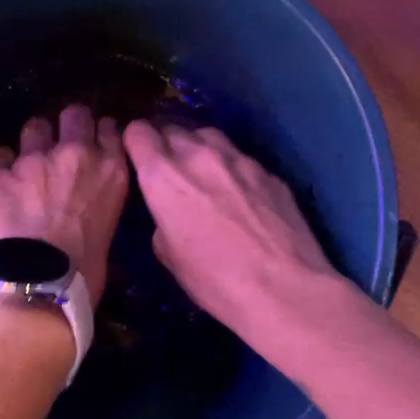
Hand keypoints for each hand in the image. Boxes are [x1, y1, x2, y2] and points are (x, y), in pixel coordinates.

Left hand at [0, 105, 129, 296]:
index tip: (94, 139)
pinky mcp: (0, 172)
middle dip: (68, 124)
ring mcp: (35, 159)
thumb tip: (87, 210)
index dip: (99, 132)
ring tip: (29, 160)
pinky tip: (3, 181)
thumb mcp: (108, 229)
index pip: (110, 129)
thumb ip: (100, 202)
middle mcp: (76, 153)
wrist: (38, 284)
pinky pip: (0, 155)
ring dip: (34, 140)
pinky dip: (3, 166)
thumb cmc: (85, 271)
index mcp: (111, 170)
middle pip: (74, 114)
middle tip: (61, 142)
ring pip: (35, 126)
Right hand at [122, 122, 355, 341]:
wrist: (285, 289)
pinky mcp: (268, 170)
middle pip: (172, 129)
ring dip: (197, 148)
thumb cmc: (215, 280)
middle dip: (164, 143)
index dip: (134, 142)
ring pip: (207, 136)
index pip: (138, 132)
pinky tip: (237, 192)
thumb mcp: (168, 255)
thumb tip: (171, 210)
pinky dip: (229, 167)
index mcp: (164, 176)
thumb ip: (162, 217)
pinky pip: (238, 157)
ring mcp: (238, 159)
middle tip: (167, 169)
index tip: (136, 157)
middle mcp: (198, 155)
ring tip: (200, 172)